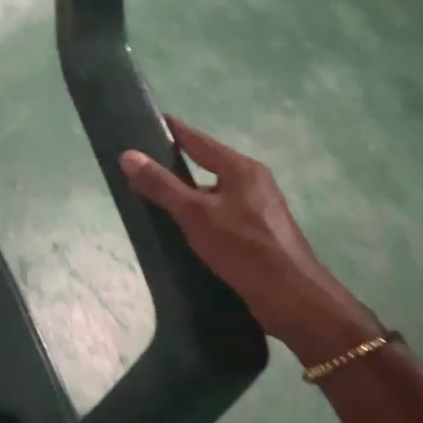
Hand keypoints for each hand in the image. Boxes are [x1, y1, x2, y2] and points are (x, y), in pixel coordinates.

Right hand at [121, 118, 381, 365]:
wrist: (294, 300)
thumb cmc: (244, 249)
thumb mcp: (195, 215)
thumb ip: (161, 185)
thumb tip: (128, 155)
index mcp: (241, 168)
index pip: (198, 140)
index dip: (172, 130)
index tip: (146, 121)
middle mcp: (254, 181)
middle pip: (207, 164)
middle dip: (177, 164)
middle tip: (142, 165)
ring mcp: (260, 208)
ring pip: (215, 192)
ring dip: (189, 193)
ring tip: (156, 199)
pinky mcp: (261, 233)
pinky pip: (223, 212)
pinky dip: (202, 214)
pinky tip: (184, 229)